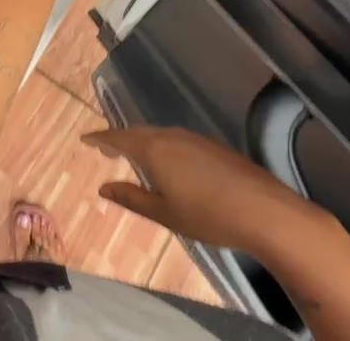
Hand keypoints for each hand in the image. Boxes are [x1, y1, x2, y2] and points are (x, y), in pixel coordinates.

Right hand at [83, 125, 334, 258]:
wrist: (265, 211)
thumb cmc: (208, 216)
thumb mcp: (164, 214)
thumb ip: (132, 198)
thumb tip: (103, 187)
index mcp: (153, 149)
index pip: (118, 138)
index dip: (100, 139)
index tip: (84, 139)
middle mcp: (171, 136)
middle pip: (138, 133)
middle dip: (120, 139)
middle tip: (106, 149)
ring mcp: (195, 139)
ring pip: (159, 135)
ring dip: (143, 142)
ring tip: (134, 155)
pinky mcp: (214, 146)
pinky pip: (177, 140)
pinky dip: (162, 146)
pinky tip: (169, 163)